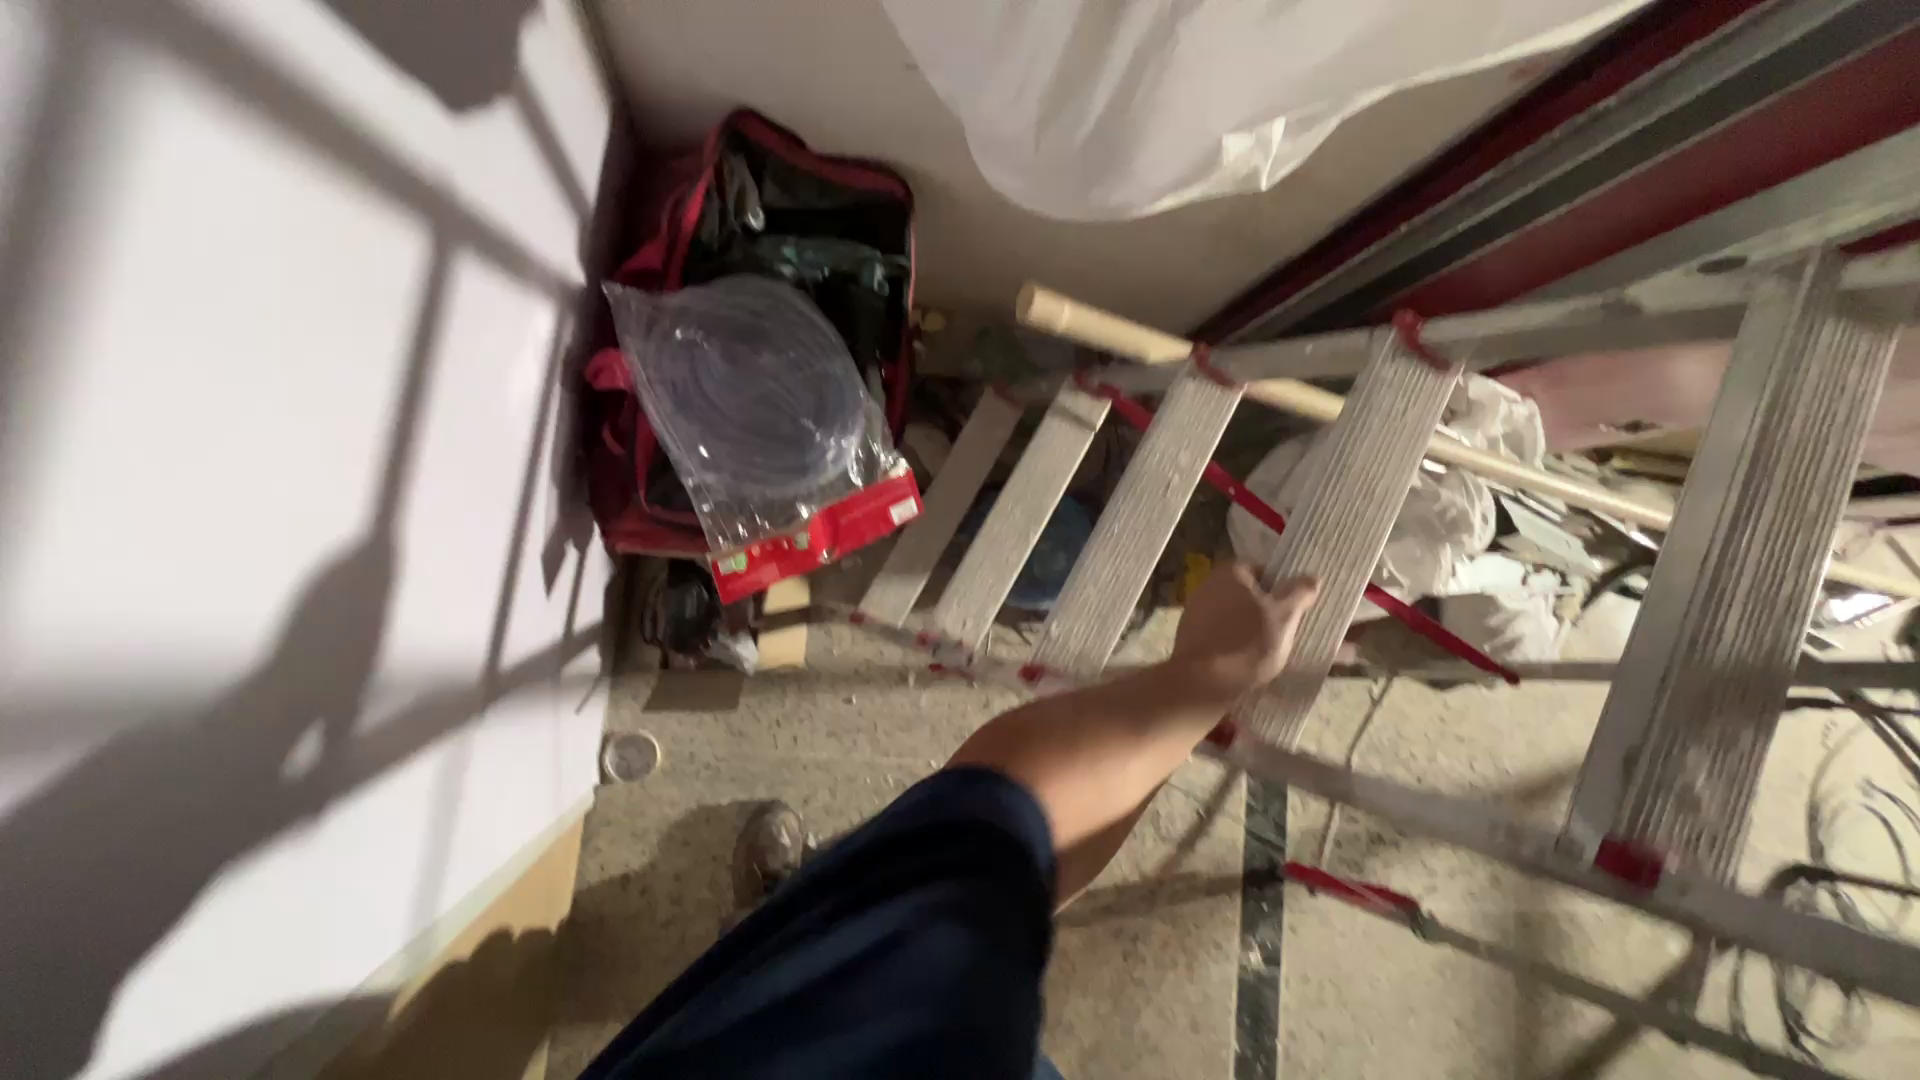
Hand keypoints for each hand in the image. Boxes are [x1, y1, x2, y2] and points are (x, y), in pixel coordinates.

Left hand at [1171, 561, 1317, 695]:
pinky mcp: (1191, 638)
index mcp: (1229, 573)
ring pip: (1234, 615)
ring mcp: (1195, 612)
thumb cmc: (1247, 642)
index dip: (1281, 584)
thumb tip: (1312, 577)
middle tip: (1289, 628)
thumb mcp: (1284, 615)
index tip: (1297, 604)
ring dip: (1252, 628)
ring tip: (1274, 649)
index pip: (1261, 569)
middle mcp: (1208, 586)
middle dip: (1268, 608)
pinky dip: (1235, 643)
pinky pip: (1221, 634)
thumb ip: (1299, 593)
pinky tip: (1249, 661)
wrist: (1201, 682)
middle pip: (1248, 593)